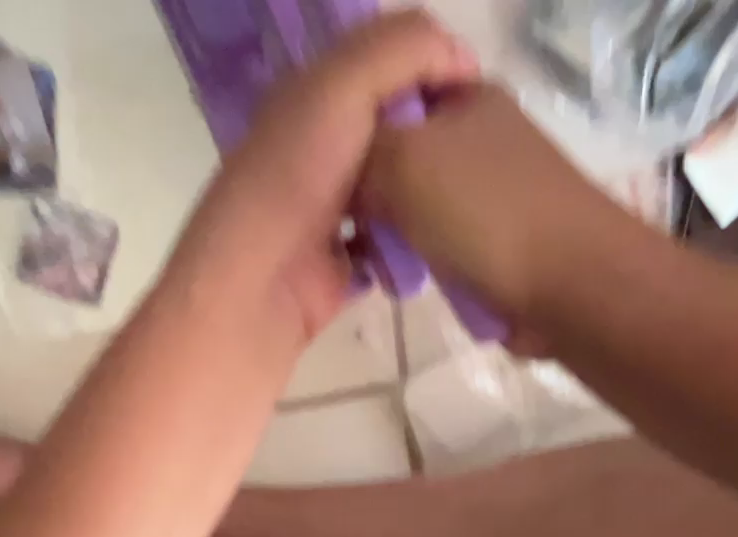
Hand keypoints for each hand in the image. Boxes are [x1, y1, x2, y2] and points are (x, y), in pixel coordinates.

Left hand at [165, 10, 479, 349]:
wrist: (258, 285)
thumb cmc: (295, 176)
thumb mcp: (344, 85)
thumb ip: (402, 50)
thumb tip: (462, 62)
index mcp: (307, 99)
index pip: (379, 67)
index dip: (426, 69)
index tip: (473, 91)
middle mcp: (314, 152)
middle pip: (388, 131)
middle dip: (430, 133)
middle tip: (480, 144)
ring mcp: (325, 213)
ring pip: (389, 190)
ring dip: (423, 190)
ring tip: (467, 189)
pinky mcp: (336, 266)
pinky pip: (384, 248)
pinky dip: (408, 245)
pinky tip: (440, 238)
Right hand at [361, 84, 667, 344]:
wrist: (569, 286)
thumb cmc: (486, 215)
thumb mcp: (403, 160)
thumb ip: (361, 153)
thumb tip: (342, 176)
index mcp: (465, 98)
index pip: (387, 96)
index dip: (352, 129)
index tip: (324, 170)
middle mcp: (476, 138)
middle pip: (394, 156)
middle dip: (367, 192)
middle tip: (344, 224)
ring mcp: (485, 193)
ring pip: (410, 206)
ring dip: (388, 234)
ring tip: (371, 259)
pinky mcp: (489, 242)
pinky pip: (431, 244)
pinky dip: (413, 261)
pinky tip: (399, 277)